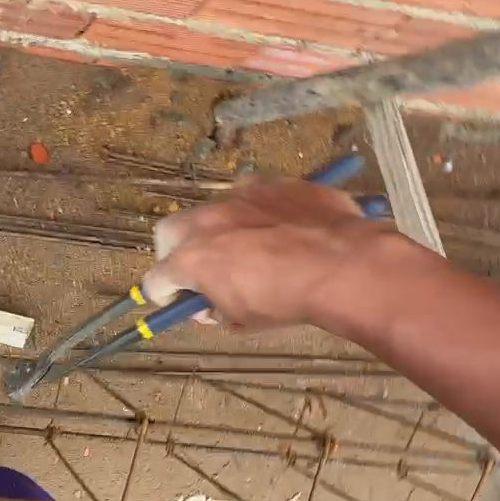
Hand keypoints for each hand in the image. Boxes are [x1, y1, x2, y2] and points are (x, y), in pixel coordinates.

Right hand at [141, 175, 393, 327]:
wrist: (343, 264)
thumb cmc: (285, 300)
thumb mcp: (240, 317)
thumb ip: (213, 307)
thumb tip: (208, 304)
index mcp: (191, 259)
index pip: (155, 280)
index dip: (163, 295)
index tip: (177, 302)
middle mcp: (207, 221)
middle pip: (168, 232)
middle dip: (174, 252)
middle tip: (197, 269)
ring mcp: (241, 196)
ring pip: (209, 208)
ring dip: (214, 229)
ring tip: (240, 246)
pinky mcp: (274, 183)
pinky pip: (250, 193)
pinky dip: (252, 211)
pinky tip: (272, 227)